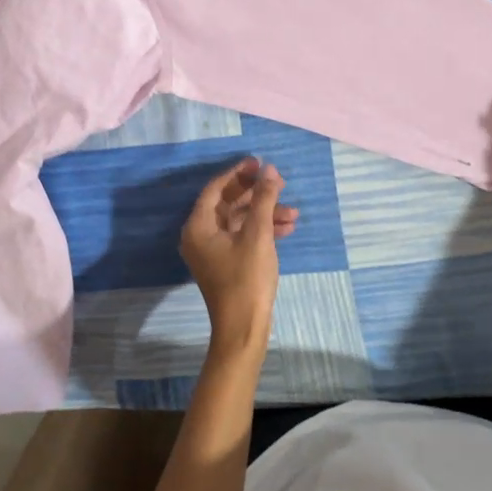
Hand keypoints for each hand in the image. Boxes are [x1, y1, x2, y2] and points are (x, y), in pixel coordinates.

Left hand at [180, 158, 296, 347]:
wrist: (243, 328)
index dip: (238, 173)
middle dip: (256, 193)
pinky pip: (242, 235)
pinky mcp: (226, 262)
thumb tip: (269, 170)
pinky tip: (287, 228)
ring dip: (265, 213)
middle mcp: (200, 236)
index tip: (260, 162)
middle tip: (279, 182)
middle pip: (227, 203)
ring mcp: (212, 250)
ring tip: (293, 212)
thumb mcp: (258, 235)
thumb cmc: (247, 278)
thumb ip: (263, 199)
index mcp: (198, 227)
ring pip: (239, 220)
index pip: (215, 188)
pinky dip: (262, 229)